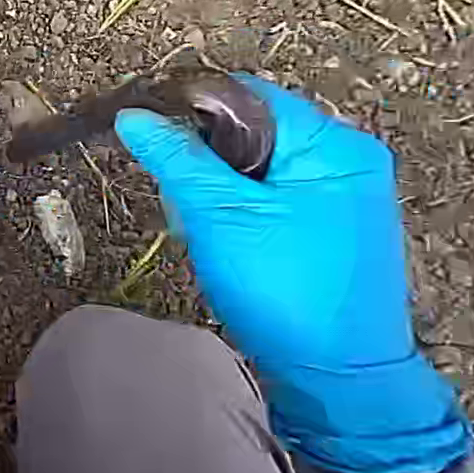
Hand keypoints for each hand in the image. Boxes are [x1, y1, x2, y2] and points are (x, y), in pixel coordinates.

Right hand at [115, 74, 469, 472]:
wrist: (338, 376)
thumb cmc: (281, 285)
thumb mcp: (220, 216)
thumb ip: (177, 159)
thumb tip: (132, 115)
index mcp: (330, 144)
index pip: (248, 96)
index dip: (192, 108)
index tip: (148, 131)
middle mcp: (341, 157)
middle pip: (249, 129)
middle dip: (201, 158)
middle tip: (178, 198)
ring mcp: (336, 191)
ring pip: (251, 163)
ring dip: (212, 187)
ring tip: (197, 226)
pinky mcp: (324, 221)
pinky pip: (265, 192)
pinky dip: (232, 206)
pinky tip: (217, 236)